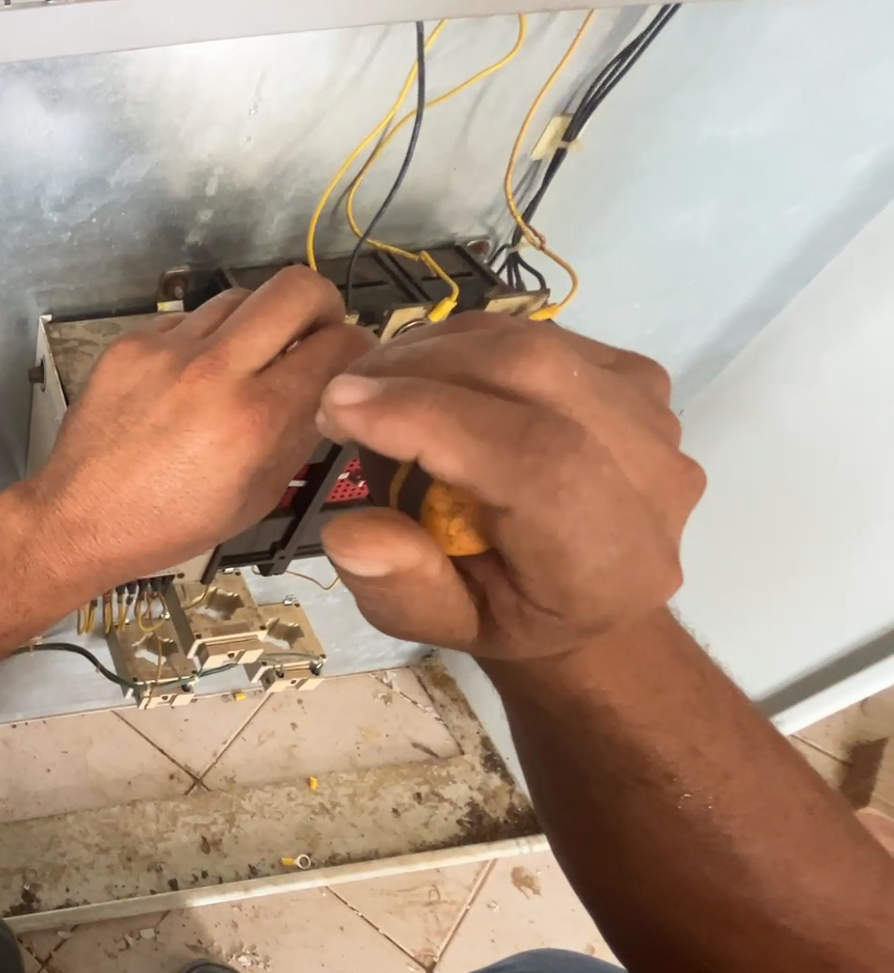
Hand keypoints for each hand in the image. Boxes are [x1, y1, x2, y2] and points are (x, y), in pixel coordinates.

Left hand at [17, 267, 374, 590]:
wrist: (78, 519)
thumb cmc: (166, 524)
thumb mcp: (254, 499)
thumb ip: (299, 436)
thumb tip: (329, 390)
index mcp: (254, 419)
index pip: (339, 344)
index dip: (355, 351)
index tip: (345, 362)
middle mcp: (212, 372)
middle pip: (298, 288)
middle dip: (320, 307)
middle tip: (309, 336)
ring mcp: (165, 351)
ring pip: (239, 296)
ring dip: (257, 322)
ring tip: (244, 362)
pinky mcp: (128, 345)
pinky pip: (186, 320)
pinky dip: (202, 340)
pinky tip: (189, 377)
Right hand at [315, 312, 704, 660]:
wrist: (580, 593)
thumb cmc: (496, 612)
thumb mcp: (431, 624)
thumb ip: (396, 586)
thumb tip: (345, 529)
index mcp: (602, 558)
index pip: (532, 459)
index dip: (428, 419)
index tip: (335, 407)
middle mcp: (650, 476)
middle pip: (534, 376)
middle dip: (414, 371)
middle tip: (336, 394)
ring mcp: (650, 415)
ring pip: (530, 343)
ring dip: (428, 352)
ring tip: (366, 388)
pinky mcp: (629, 377)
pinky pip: (533, 335)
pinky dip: (456, 345)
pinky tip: (413, 378)